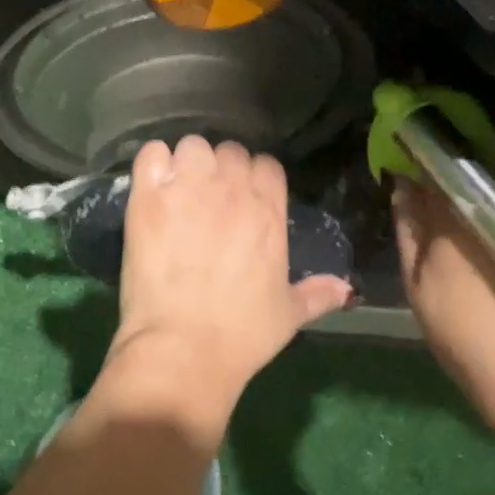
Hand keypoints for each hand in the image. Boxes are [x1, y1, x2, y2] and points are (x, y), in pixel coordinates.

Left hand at [112, 137, 353, 393]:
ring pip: (192, 146)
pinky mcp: (149, 197)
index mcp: (269, 212)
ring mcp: (189, 188)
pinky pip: (152, 153)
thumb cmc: (241, 335)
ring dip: (187, 163)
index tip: (242, 198)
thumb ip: (317, 294)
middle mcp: (232, 190)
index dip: (253, 177)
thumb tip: (345, 288)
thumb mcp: (288, 315)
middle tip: (206, 199)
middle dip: (219, 170)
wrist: (183, 348)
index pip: (267, 165)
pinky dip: (153, 163)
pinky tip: (152, 186)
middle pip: (229, 151)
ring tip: (177, 191)